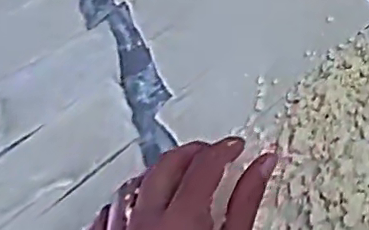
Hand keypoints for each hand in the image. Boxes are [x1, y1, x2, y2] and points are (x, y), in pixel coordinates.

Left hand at [97, 137, 276, 229]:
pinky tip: (134, 206)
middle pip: (166, 166)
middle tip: (211, 155)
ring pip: (131, 188)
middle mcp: (145, 221)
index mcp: (182, 216)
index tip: (236, 148)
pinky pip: (104, 218)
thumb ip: (247, 201)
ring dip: (155, 176)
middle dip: (191, 153)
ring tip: (176, 178)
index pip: (205, 162)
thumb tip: (264, 163)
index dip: (225, 148)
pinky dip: (122, 205)